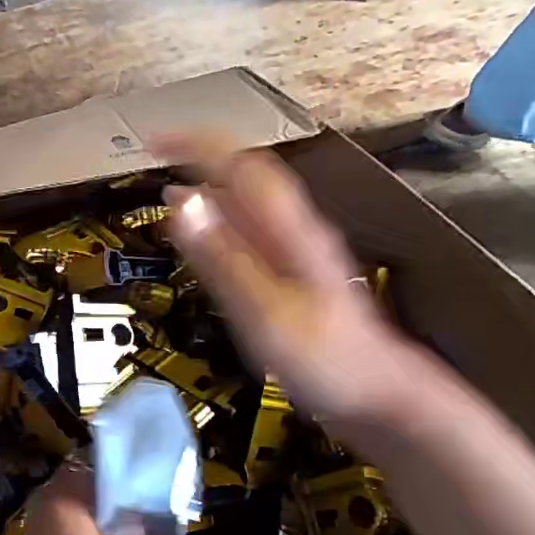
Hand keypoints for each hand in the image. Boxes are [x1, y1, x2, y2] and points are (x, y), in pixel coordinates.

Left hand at [15, 466, 150, 534]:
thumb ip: (139, 520)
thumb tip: (143, 500)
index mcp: (64, 495)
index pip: (97, 461)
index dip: (125, 465)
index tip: (150, 473)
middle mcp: (45, 497)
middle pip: (84, 475)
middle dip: (113, 483)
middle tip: (145, 495)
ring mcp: (39, 516)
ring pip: (76, 494)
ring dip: (101, 501)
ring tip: (134, 514)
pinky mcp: (39, 534)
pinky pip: (68, 511)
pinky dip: (88, 516)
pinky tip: (112, 534)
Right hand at [155, 134, 423, 423]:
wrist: (377, 393)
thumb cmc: (326, 355)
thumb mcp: (264, 307)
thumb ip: (221, 256)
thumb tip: (183, 205)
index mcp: (289, 230)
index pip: (241, 166)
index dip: (198, 146)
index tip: (157, 140)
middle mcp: (292, 231)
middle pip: (245, 176)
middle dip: (200, 158)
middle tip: (159, 157)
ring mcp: (292, 252)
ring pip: (246, 203)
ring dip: (207, 188)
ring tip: (170, 191)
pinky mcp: (288, 274)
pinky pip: (247, 232)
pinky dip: (218, 222)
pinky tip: (203, 234)